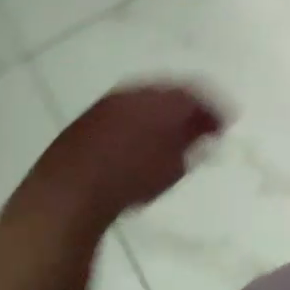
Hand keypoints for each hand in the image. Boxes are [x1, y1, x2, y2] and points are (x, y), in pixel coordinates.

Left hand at [11, 83, 223, 232]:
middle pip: (169, 95)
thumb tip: (206, 130)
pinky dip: (137, 127)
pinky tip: (138, 147)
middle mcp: (133, 93)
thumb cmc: (129, 180)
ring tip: (171, 141)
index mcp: (159, 97)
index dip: (214, 107)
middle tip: (200, 130)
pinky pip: (122, 117)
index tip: (225, 124)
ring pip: (143, 104)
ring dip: (160, 118)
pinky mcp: (83, 123)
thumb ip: (194, 142)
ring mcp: (105, 106)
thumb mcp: (174, 165)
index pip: (196, 93)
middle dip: (186, 111)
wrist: (64, 196)